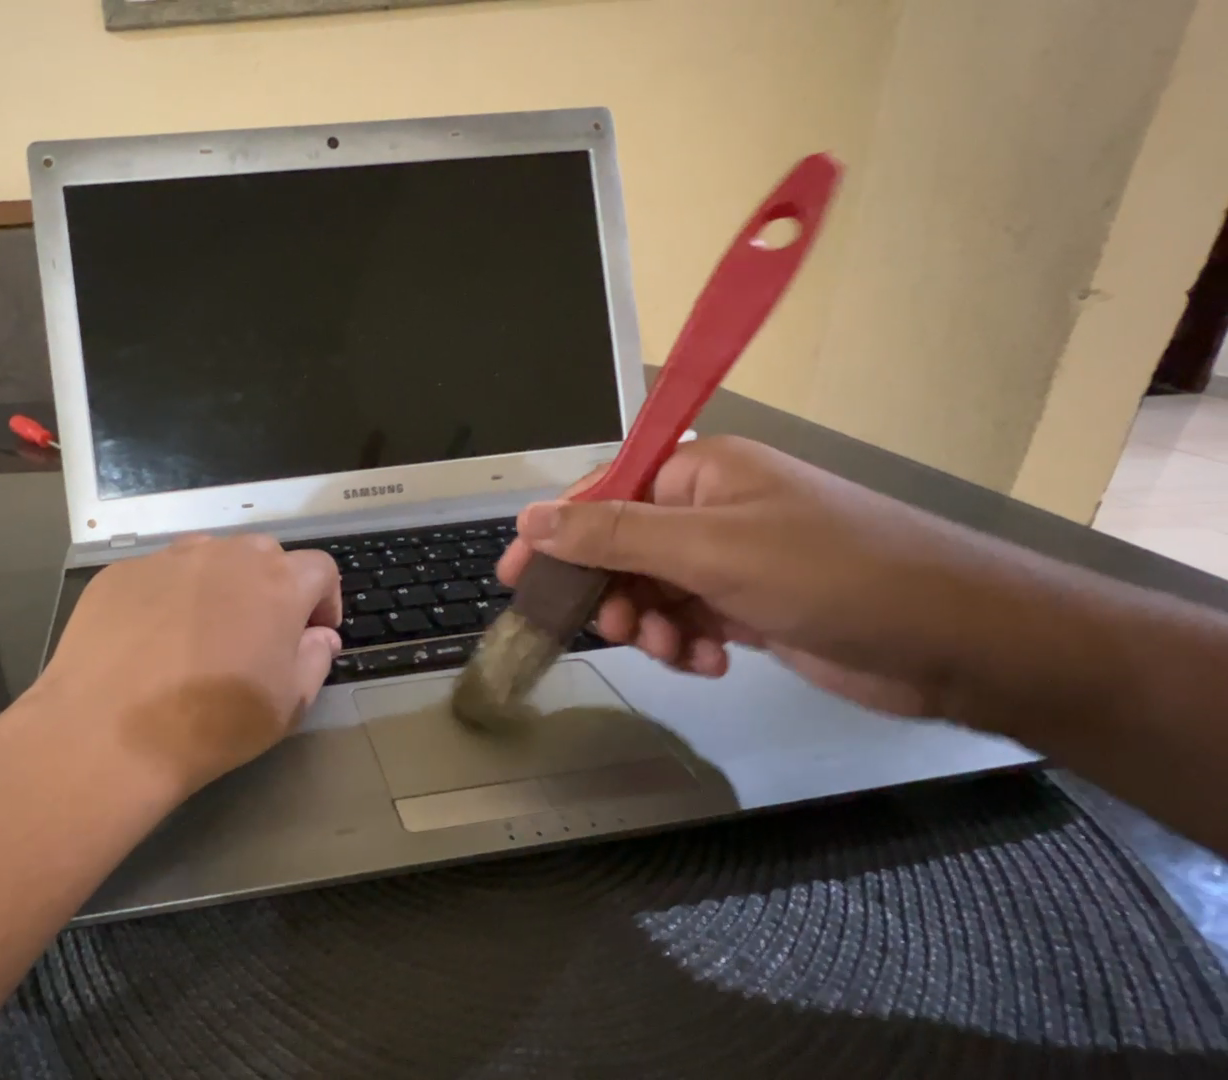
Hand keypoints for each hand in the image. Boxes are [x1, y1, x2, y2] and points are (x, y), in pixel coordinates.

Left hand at [34, 535, 341, 794]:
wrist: (109, 732)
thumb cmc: (214, 723)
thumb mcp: (288, 705)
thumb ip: (315, 659)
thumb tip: (319, 636)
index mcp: (277, 583)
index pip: (319, 569)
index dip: (324, 600)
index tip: (313, 634)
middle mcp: (225, 556)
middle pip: (263, 556)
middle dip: (272, 588)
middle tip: (258, 635)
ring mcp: (168, 559)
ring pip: (209, 557)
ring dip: (219, 585)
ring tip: (204, 631)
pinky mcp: (121, 573)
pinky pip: (159, 575)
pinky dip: (168, 597)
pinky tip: (151, 640)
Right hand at [497, 436, 1021, 717]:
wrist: (960, 642)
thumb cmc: (831, 574)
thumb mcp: (708, 549)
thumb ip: (611, 535)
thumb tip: (527, 520)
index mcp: (699, 470)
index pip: (601, 494)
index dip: (554, 536)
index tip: (513, 579)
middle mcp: (709, 507)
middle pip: (620, 548)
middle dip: (613, 593)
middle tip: (617, 631)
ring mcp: (732, 558)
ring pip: (650, 591)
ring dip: (652, 625)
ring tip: (676, 651)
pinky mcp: (751, 604)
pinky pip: (688, 618)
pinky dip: (688, 642)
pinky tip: (710, 661)